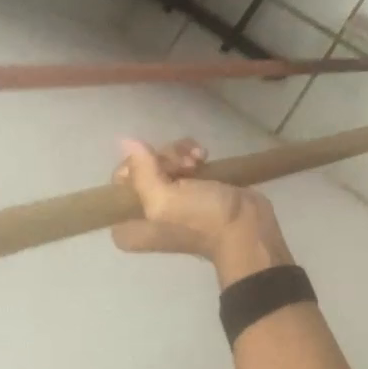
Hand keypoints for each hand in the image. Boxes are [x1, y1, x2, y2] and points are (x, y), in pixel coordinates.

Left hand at [111, 137, 292, 286]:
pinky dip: (193, 156)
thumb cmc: (202, 219)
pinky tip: (206, 157)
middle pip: (144, 167)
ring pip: (165, 161)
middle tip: (188, 165)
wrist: (246, 228)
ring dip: (182, 154)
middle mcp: (144, 213)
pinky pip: (183, 164)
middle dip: (167, 158)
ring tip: (200, 160)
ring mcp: (170, 201)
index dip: (143, 165)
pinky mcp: (192, 190)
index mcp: (127, 226)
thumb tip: (124, 140)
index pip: (121, 179)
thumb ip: (142, 172)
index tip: (167, 168)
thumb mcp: (165, 199)